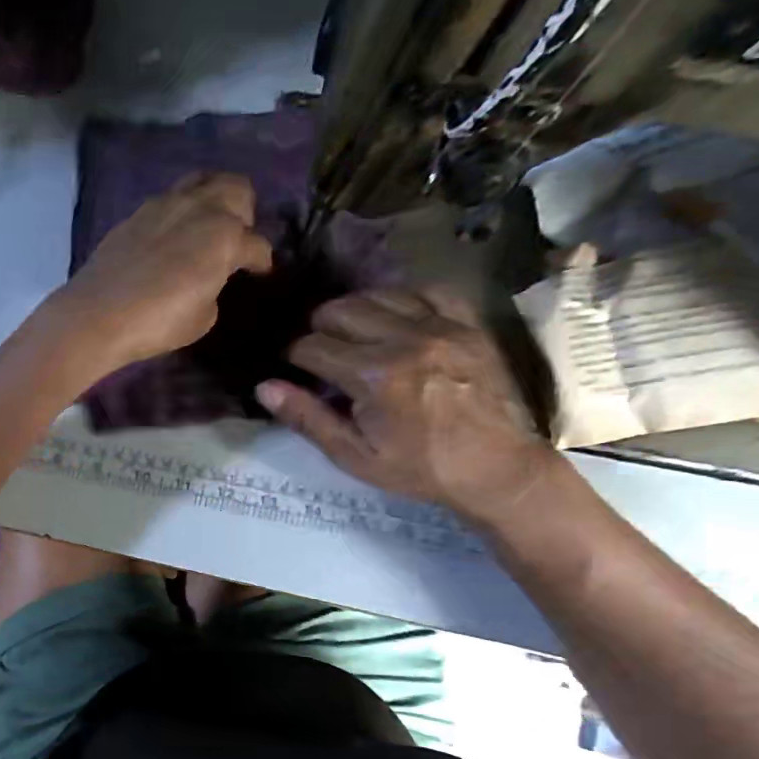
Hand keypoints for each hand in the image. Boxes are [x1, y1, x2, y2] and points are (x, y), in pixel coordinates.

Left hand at [41, 172, 273, 373]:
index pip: (258, 245)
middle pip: (238, 189)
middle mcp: (201, 208)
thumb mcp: (204, 317)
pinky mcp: (139, 211)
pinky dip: (182, 210)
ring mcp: (167, 203)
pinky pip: (172, 197)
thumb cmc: (160, 322)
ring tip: (206, 228)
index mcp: (226, 236)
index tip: (261, 274)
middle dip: (244, 213)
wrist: (98, 314)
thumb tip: (210, 278)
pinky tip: (173, 236)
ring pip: (204, 180)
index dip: (262, 263)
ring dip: (214, 199)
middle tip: (235, 240)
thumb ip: (216, 287)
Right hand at [255, 288, 561, 530]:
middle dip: (318, 327)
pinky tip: (393, 317)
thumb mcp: (354, 456)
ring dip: (354, 310)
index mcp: (373, 375)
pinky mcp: (466, 323)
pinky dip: (401, 299)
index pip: (312, 345)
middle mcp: (404, 338)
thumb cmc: (418, 468)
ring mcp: (440, 326)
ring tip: (351, 334)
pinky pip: (425, 290)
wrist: (494, 468)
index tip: (293, 368)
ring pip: (378, 294)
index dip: (293, 356)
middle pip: (340, 309)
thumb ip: (308, 417)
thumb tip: (264, 387)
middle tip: (319, 352)